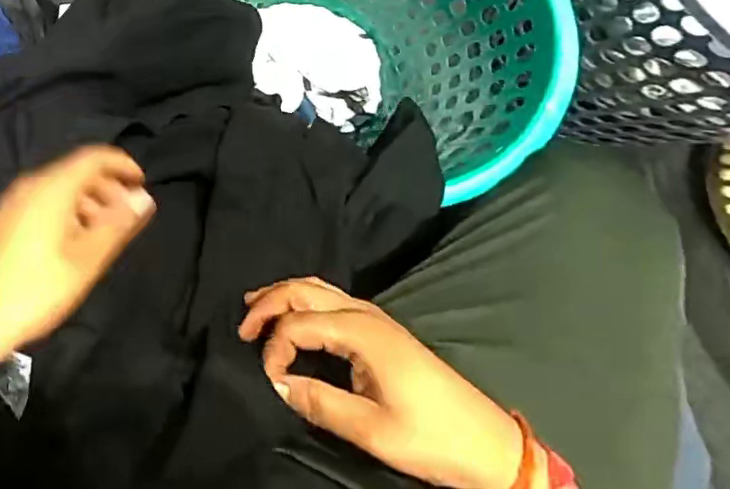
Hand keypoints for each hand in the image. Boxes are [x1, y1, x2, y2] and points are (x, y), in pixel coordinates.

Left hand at [0, 145, 154, 397]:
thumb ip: (117, 225)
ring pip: (59, 187)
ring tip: (104, 233)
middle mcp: (30, 184)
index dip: (121, 163)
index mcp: (51, 187)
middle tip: (128, 213)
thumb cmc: (34, 291)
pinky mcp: (1, 220)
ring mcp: (11, 201)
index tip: (143, 181)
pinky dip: (66, 210)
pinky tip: (72, 243)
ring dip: (88, 201)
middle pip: (76, 171)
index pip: (93, 156)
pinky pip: (42, 201)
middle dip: (107, 186)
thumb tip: (144, 198)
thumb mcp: (85, 261)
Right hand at [240, 277, 525, 488]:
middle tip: (241, 326)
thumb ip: (320, 402)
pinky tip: (293, 315)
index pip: (298, 323)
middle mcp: (363, 312)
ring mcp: (373, 315)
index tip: (266, 376)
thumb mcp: (373, 431)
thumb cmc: (431, 437)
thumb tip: (277, 381)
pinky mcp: (379, 325)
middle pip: (302, 289)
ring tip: (255, 309)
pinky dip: (301, 299)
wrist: (488, 442)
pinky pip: (328, 297)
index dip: (273, 345)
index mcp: (360, 331)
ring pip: (315, 287)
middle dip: (267, 301)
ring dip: (283, 294)